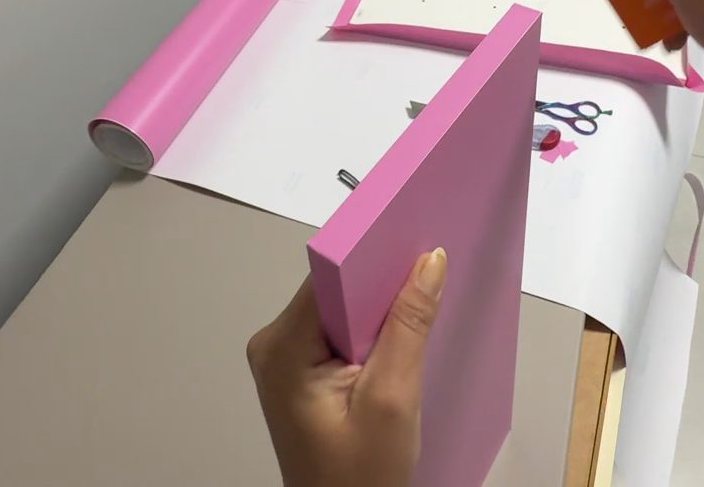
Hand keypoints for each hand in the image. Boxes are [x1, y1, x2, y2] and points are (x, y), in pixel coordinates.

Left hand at [247, 248, 446, 486]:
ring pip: (340, 305)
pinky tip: (395, 334)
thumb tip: (428, 261)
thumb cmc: (360, 480)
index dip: (369, 255)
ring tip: (415, 305)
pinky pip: (340, 325)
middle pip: (334, 287)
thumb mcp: (392, 401)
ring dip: (377, 307)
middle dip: (379, 283)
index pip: (327, 277)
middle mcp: (275, 344)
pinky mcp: (301, 367)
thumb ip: (409, 325)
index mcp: (282, 348)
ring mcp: (286, 356)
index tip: (408, 241)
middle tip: (424, 273)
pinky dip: (370, 327)